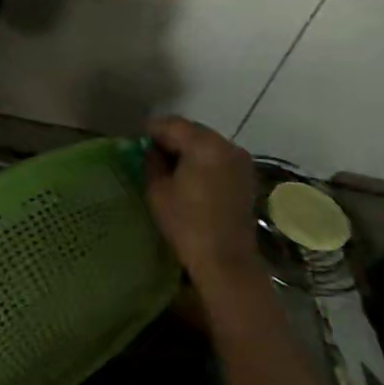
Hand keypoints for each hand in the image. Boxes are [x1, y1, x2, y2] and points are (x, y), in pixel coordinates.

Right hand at [144, 116, 262, 284]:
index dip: (152, 131)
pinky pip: (219, 158)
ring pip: (207, 143)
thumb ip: (152, 162)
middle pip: (193, 130)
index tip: (137, 142)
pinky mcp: (246, 175)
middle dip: (171, 138)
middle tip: (151, 154)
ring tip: (169, 167)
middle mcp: (227, 145)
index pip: (172, 124)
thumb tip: (152, 150)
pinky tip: (191, 178)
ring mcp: (240, 160)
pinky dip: (204, 161)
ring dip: (188, 149)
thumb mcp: (158, 191)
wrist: (225, 260)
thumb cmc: (187, 224)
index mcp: (204, 144)